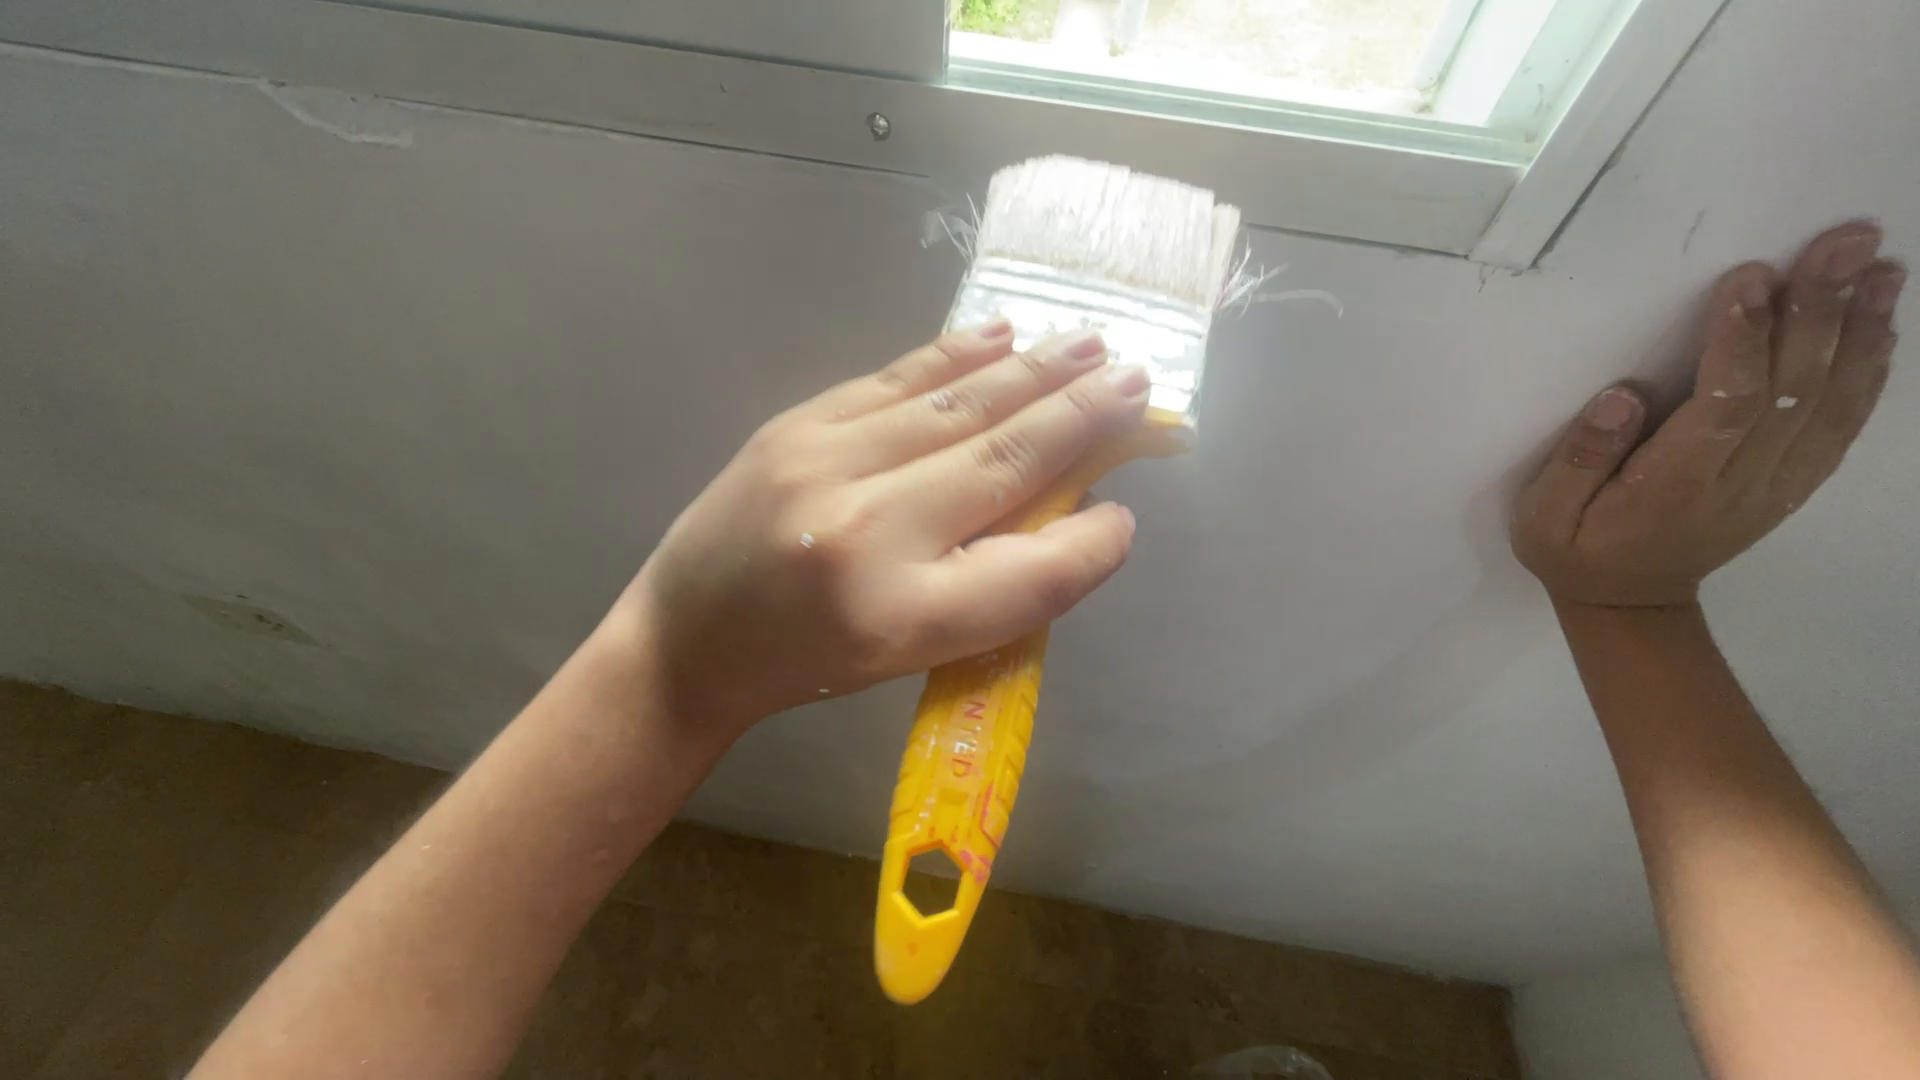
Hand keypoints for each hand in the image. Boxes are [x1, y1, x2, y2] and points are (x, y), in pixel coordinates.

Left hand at [608, 319, 1150, 737]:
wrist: (689, 637)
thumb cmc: (809, 661)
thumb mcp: (910, 651)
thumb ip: (993, 589)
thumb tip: (1072, 512)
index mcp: (902, 619)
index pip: (1031, 574)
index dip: (1091, 542)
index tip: (1125, 514)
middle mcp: (868, 536)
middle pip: (1003, 464)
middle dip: (1081, 419)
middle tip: (1139, 383)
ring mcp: (824, 467)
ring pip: (958, 407)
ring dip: (1034, 372)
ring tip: (1093, 345)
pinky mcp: (794, 426)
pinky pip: (896, 380)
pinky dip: (959, 355)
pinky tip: (1005, 335)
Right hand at [1514, 222, 1903, 608]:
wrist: (1631, 601)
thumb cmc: (1574, 552)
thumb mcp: (1544, 516)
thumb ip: (1579, 460)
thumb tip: (1621, 396)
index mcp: (1674, 486)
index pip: (1723, 404)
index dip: (1742, 340)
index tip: (1750, 279)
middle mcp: (1740, 481)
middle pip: (1791, 390)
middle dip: (1819, 311)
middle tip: (1844, 243)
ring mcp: (1776, 482)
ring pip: (1831, 400)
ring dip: (1858, 330)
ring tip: (1879, 266)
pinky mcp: (1793, 480)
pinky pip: (1842, 422)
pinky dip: (1868, 371)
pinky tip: (1878, 326)